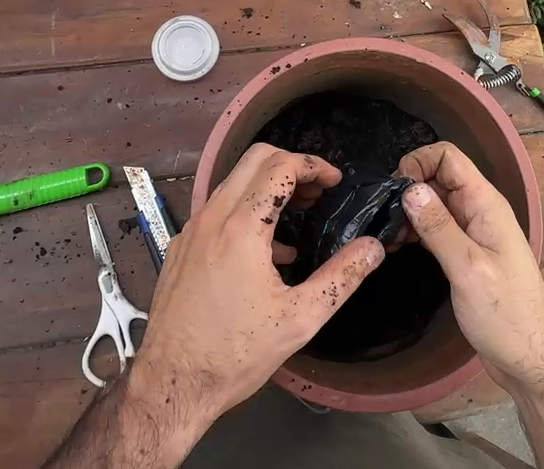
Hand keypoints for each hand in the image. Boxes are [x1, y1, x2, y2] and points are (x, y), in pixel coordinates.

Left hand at [129, 143, 384, 429]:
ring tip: (300, 214)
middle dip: (292, 164)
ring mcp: (192, 229)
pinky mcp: (181, 246)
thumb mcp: (300, 319)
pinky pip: (218, 208)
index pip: (281, 166)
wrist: (170, 385)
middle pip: (255, 159)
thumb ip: (342, 277)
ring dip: (269, 185)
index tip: (335, 181)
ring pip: (234, 181)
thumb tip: (373, 248)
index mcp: (242, 227)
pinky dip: (247, 207)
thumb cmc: (236, 354)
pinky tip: (267, 249)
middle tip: (318, 191)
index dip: (314, 166)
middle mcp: (212, 217)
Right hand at [398, 141, 543, 393]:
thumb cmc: (506, 314)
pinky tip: (396, 246)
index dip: (419, 162)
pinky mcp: (464, 253)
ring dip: (408, 213)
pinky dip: (415, 231)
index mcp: (486, 204)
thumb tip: (409, 188)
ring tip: (384, 235)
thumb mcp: (468, 269)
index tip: (393, 188)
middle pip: (438, 178)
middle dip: (408, 189)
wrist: (530, 359)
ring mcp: (472, 232)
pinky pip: (436, 228)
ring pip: (434, 203)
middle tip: (381, 216)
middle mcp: (479, 210)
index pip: (449, 158)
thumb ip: (439, 227)